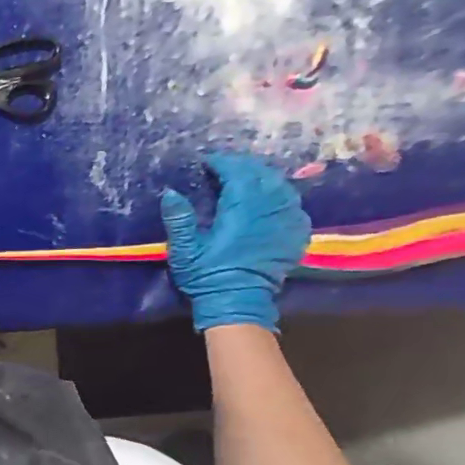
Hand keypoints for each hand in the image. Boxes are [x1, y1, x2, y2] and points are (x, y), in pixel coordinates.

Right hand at [160, 153, 310, 332]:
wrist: (237, 303)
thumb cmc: (206, 275)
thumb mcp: (184, 250)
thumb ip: (178, 219)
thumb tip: (170, 192)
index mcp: (241, 212)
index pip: (238, 174)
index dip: (223, 163)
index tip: (207, 161)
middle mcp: (269, 213)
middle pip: (263, 176)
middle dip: (244, 167)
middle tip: (225, 166)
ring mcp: (286, 224)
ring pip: (282, 188)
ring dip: (264, 178)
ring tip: (246, 178)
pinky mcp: (294, 236)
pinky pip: (293, 206)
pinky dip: (280, 196)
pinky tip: (268, 200)